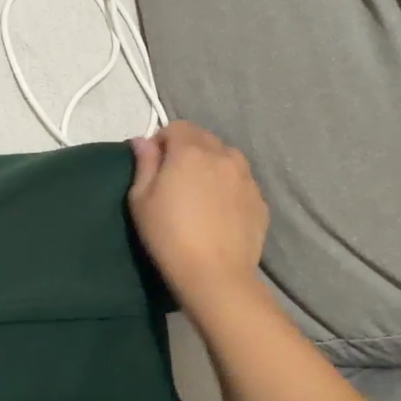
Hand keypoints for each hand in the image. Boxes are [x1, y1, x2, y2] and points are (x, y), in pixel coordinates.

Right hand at [127, 121, 269, 312]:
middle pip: (203, 137)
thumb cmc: (168, 234)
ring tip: (201, 190)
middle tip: (175, 177)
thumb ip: (144, 163)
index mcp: (189, 151)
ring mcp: (246, 178)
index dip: (162, 140)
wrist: (214, 274)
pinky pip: (241, 181)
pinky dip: (229, 185)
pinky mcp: (260, 200)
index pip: (176, 126)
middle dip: (187, 148)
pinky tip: (219, 210)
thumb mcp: (140, 199)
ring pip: (227, 157)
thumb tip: (142, 141)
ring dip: (212, 163)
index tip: (154, 163)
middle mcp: (222, 156)